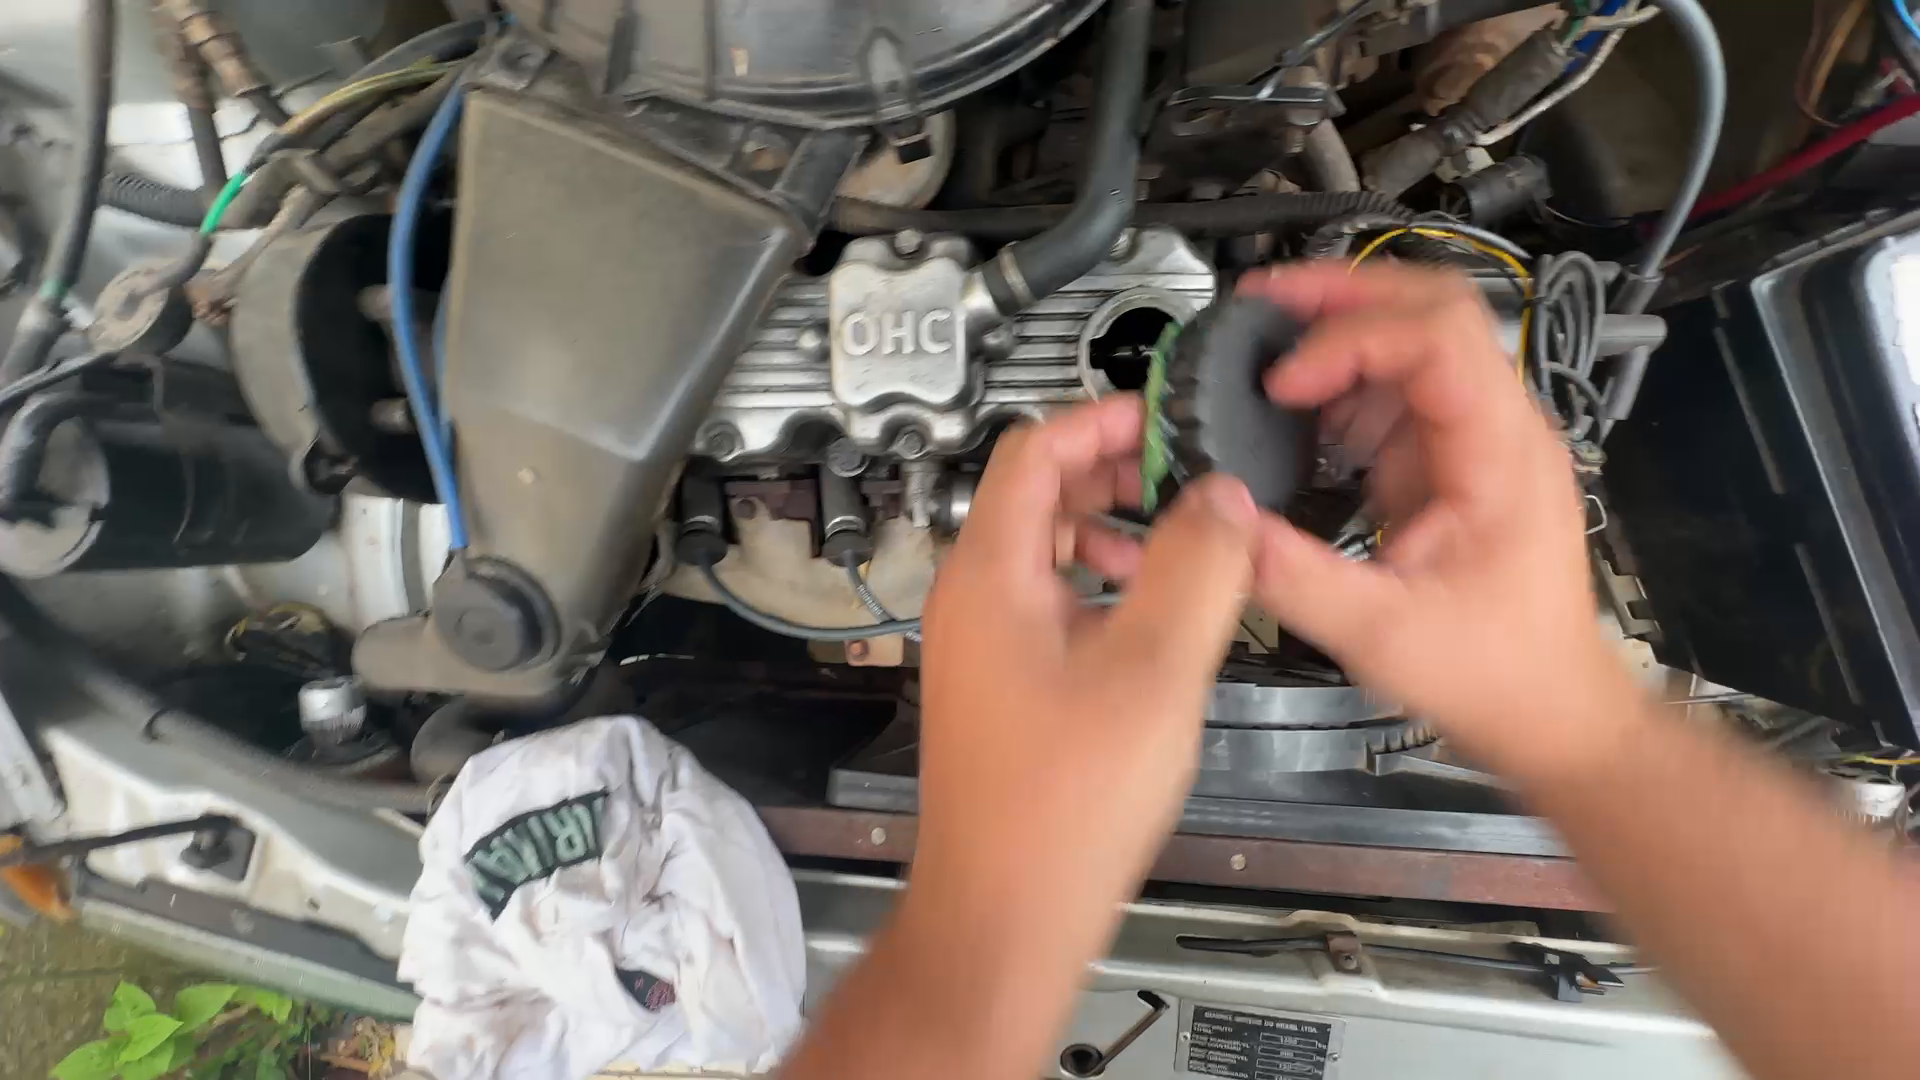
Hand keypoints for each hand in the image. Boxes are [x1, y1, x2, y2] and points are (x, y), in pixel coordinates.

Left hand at [914, 396, 1260, 922]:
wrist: (1005, 909)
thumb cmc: (1064, 802)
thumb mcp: (1154, 669)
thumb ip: (1195, 568)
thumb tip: (1221, 499)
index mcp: (991, 573)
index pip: (1033, 452)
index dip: (1100, 422)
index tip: (1163, 420)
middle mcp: (972, 596)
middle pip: (1038, 494)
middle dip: (1112, 475)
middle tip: (1184, 478)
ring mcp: (981, 638)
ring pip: (1046, 548)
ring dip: (1109, 530)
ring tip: (1175, 543)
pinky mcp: (1000, 676)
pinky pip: (1048, 599)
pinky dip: (1098, 585)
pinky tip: (1146, 612)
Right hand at [1240, 263, 1643, 780]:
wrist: (1542, 706)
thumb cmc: (1487, 670)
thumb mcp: (1380, 630)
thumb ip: (1295, 576)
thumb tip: (1221, 522)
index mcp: (1497, 452)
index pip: (1436, 338)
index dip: (1349, 340)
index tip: (1280, 384)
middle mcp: (1487, 427)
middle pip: (1427, 310)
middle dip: (1338, 295)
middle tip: (1255, 302)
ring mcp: (1462, 440)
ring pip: (1402, 343)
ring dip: (1329, 331)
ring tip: (1256, 341)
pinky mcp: (1434, 462)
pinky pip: (1380, 395)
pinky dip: (1326, 385)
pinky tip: (1282, 406)